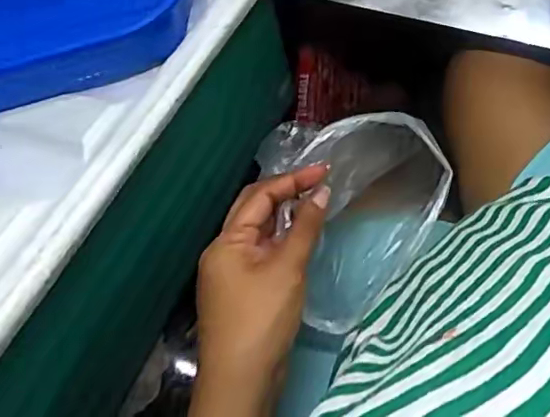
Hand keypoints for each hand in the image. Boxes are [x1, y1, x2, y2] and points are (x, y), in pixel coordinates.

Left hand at [192, 166, 330, 416]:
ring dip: (285, 209)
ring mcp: (230, 269)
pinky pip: (262, 245)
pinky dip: (283, 231)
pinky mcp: (242, 285)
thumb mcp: (289, 266)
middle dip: (286, 188)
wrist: (241, 381)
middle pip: (254, 206)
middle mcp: (223, 251)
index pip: (260, 196)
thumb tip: (322, 190)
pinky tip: (302, 230)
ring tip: (315, 197)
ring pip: (259, 226)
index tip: (326, 170)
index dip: (294, 179)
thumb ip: (306, 225)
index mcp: (226, 243)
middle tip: (319, 178)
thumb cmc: (262, 318)